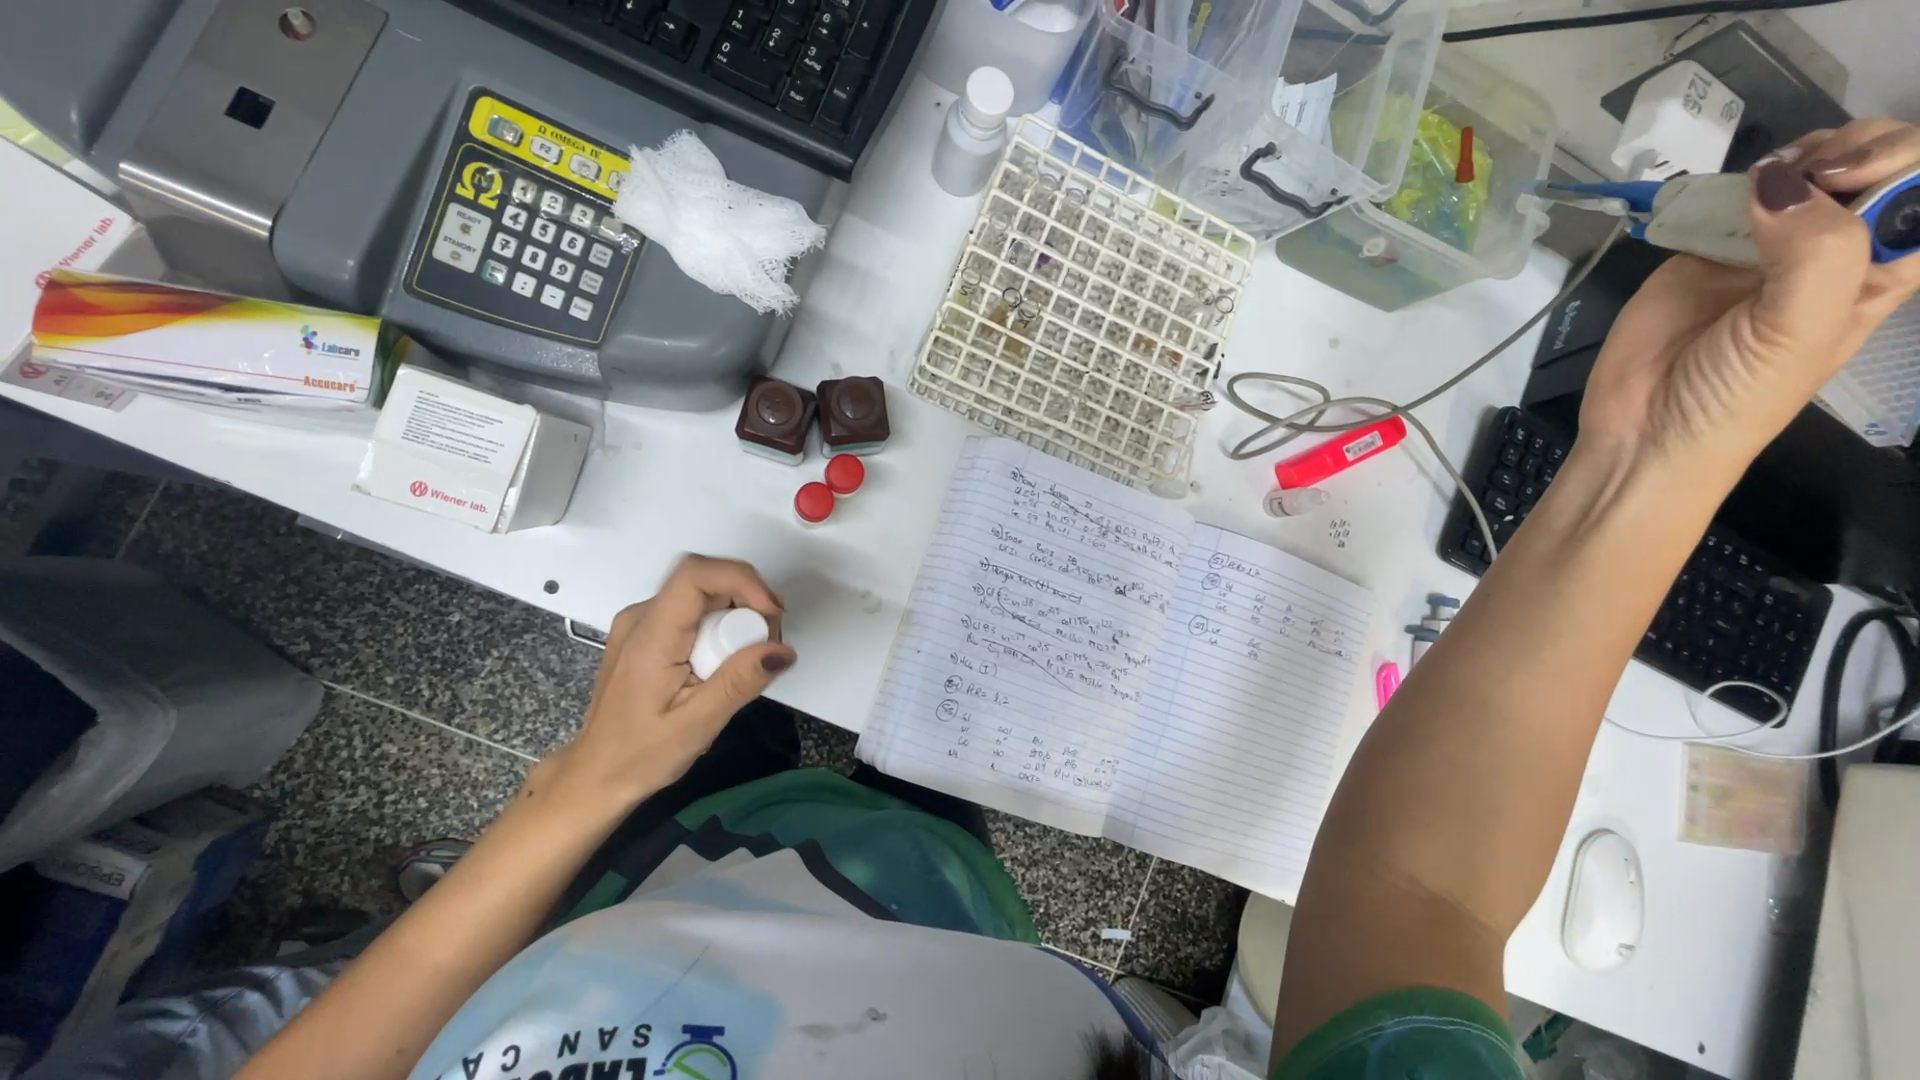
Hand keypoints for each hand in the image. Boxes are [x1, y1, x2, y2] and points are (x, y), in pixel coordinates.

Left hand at [531, 555, 797, 807]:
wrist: (595, 776)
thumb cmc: (639, 757)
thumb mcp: (696, 726)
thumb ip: (738, 683)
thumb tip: (783, 650)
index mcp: (650, 636)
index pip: (695, 574)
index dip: (742, 580)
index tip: (770, 616)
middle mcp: (641, 617)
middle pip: (707, 583)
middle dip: (749, 605)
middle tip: (768, 648)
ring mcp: (642, 623)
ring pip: (704, 596)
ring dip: (738, 618)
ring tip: (750, 662)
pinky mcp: (649, 635)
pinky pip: (694, 613)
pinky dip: (721, 629)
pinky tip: (726, 666)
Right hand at [1579, 119, 1919, 477]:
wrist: (1644, 431)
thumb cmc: (1738, 393)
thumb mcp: (1803, 329)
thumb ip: (1816, 249)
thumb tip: (1775, 179)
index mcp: (1878, 271)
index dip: (1903, 165)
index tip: (1849, 180)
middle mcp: (1828, 251)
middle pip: (1874, 167)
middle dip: (1856, 150)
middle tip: (1811, 175)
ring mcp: (1760, 247)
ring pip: (1805, 171)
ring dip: (1797, 158)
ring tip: (1762, 179)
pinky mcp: (1698, 251)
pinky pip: (1725, 198)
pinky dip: (1728, 180)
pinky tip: (1723, 188)